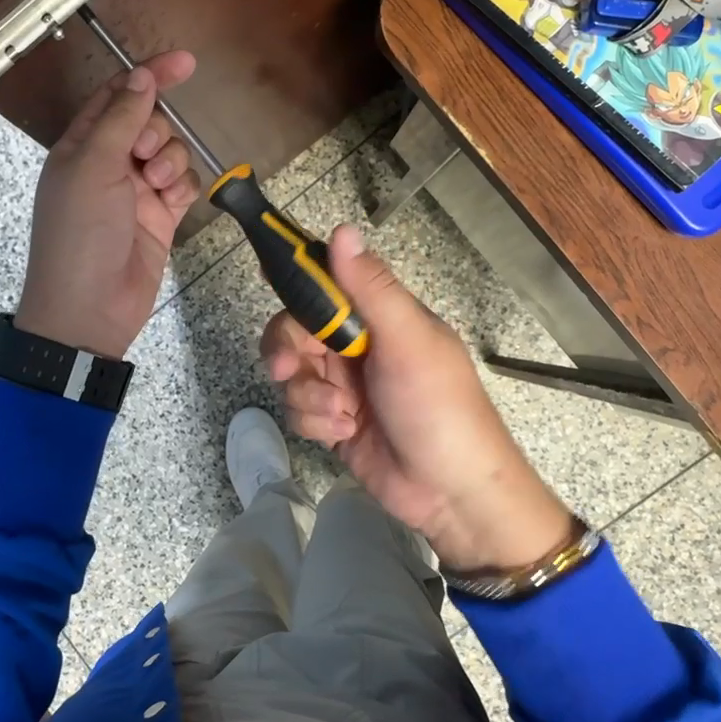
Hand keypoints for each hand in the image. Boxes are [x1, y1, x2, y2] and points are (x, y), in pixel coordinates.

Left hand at [15, 52, 201, 358]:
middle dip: (156, 131)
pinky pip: (184, 185)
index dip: (149, 75)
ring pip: (170, 152)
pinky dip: (184, 188)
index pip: (117, 95)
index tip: (186, 63)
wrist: (90, 309)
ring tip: (157, 187)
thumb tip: (141, 75)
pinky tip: (173, 203)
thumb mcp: (93, 166)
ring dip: (171, 161)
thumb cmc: (80, 232)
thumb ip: (121, 118)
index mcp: (81, 146)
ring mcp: (136, 192)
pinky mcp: (161, 218)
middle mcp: (108, 164)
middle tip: (144, 157)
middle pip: (149, 122)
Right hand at [261, 225, 574, 570]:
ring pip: (292, 374)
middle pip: (296, 331)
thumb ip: (371, 289)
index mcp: (382, 318)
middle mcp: (359, 347)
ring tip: (342, 416)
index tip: (268, 282)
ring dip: (309, 396)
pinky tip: (343, 434)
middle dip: (288, 352)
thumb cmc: (438, 408)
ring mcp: (344, 386)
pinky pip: (298, 410)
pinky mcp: (333, 422)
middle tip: (286, 370)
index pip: (328, 285)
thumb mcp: (409, 342)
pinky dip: (315, 422)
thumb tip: (341, 228)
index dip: (297, 283)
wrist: (452, 493)